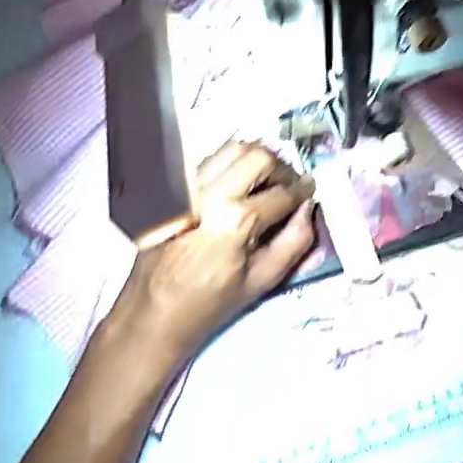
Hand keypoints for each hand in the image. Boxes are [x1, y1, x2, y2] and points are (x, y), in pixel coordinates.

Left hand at [104, 141, 315, 364]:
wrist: (152, 314)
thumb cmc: (210, 303)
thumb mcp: (264, 280)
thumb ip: (296, 240)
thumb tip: (308, 208)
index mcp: (235, 220)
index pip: (282, 192)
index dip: (303, 189)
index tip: (311, 188)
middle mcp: (210, 195)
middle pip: (257, 156)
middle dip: (281, 167)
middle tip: (289, 185)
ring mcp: (188, 188)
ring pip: (231, 149)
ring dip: (256, 159)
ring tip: (266, 180)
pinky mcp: (173, 189)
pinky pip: (210, 161)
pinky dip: (232, 165)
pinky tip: (239, 186)